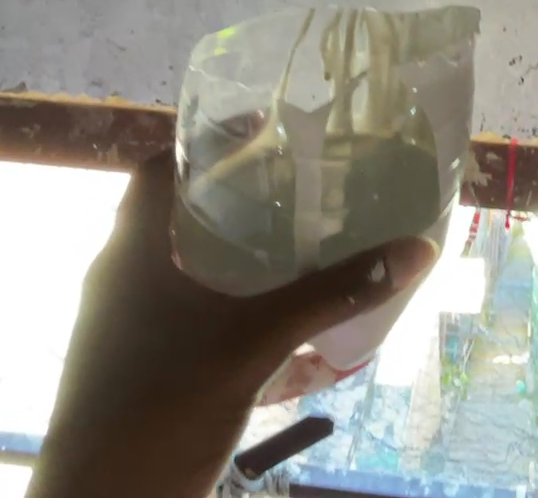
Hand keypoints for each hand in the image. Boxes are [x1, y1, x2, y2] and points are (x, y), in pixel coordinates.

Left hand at [26, 152, 436, 497]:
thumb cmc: (161, 410)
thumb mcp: (254, 345)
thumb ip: (332, 295)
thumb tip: (415, 249)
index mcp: (131, 257)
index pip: (155, 170)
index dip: (205, 141)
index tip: (262, 128)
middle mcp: (122, 282)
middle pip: (177, 213)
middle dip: (235, 194)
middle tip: (296, 179)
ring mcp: (128, 329)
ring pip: (185, 265)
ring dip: (236, 248)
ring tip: (297, 236)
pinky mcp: (143, 367)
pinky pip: (192, 312)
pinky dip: (235, 301)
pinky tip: (281, 314)